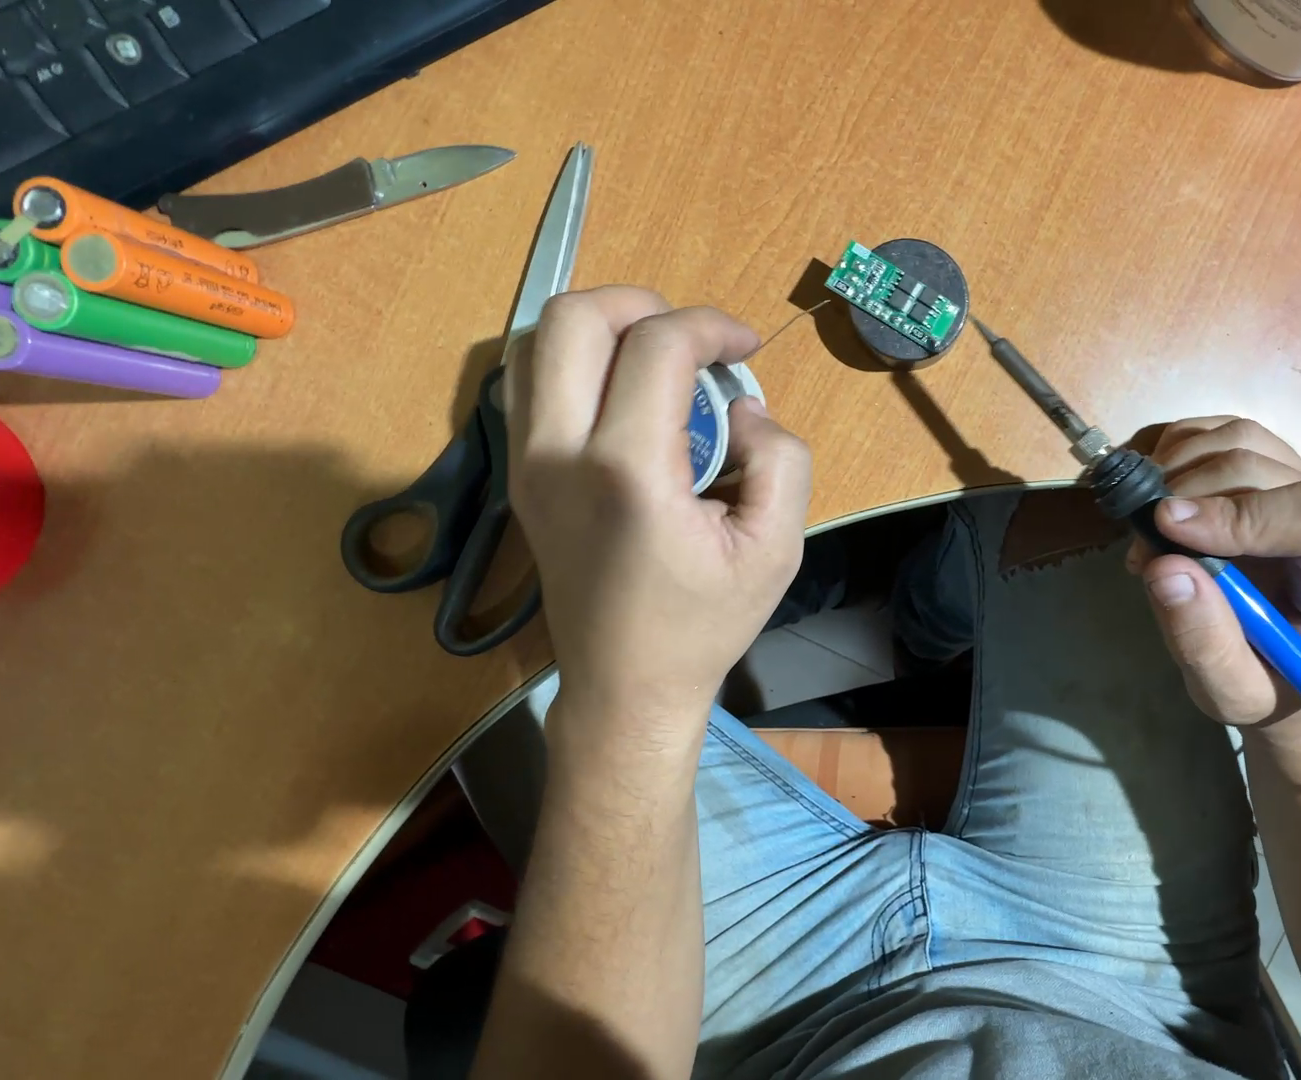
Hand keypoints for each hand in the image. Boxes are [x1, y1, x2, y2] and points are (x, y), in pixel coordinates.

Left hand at [507, 287, 810, 736]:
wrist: (625, 686)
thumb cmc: (705, 624)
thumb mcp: (778, 549)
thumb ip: (781, 461)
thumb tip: (744, 409)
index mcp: (630, 470)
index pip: (657, 345)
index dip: (712, 326)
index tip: (747, 348)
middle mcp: (560, 453)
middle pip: (573, 317)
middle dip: (642, 304)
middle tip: (692, 338)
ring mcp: (526, 463)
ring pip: (536, 341)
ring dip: (601, 328)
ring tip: (655, 358)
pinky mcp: (519, 476)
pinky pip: (530, 383)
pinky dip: (576, 364)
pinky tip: (622, 397)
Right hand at [1126, 417, 1300, 735]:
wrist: (1273, 669)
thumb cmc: (1264, 685)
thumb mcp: (1232, 693)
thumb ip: (1204, 643)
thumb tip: (1166, 568)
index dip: (1239, 512)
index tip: (1166, 525)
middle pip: (1269, 470)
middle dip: (1191, 497)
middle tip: (1143, 549)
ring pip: (1246, 439)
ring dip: (1180, 467)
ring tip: (1148, 524)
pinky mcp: (1280, 473)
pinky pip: (1228, 431)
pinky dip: (1180, 448)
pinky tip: (1158, 491)